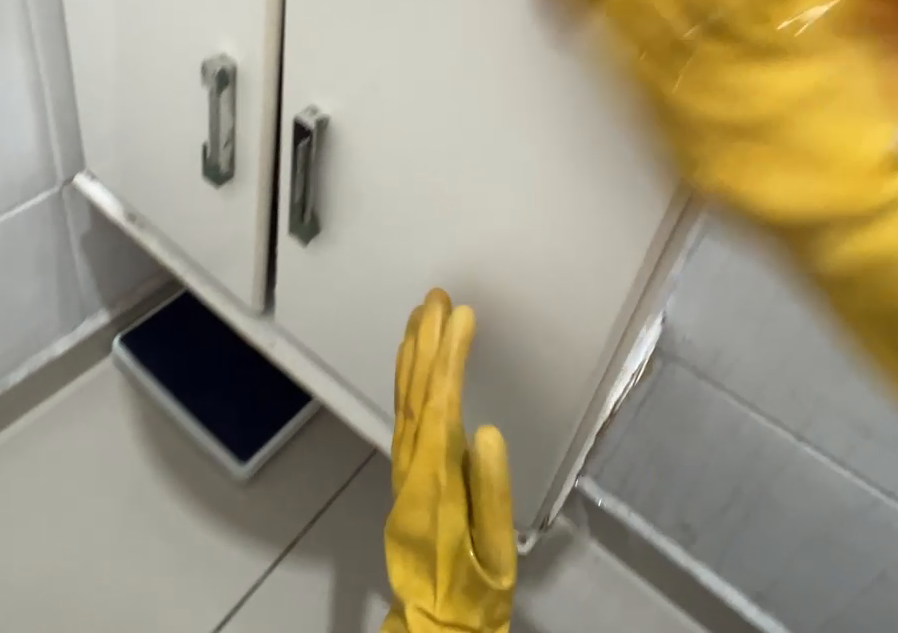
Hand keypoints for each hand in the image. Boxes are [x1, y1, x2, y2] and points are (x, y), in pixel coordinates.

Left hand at [382, 289, 515, 632]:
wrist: (434, 617)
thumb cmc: (474, 588)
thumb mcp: (496, 553)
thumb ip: (491, 493)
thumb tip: (488, 430)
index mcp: (437, 483)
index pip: (442, 407)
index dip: (451, 358)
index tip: (462, 317)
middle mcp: (413, 465)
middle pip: (418, 392)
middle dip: (429, 340)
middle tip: (438, 297)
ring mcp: (404, 464)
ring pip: (405, 396)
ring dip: (414, 351)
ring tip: (424, 312)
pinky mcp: (404, 467)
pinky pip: (402, 409)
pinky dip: (407, 376)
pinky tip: (414, 356)